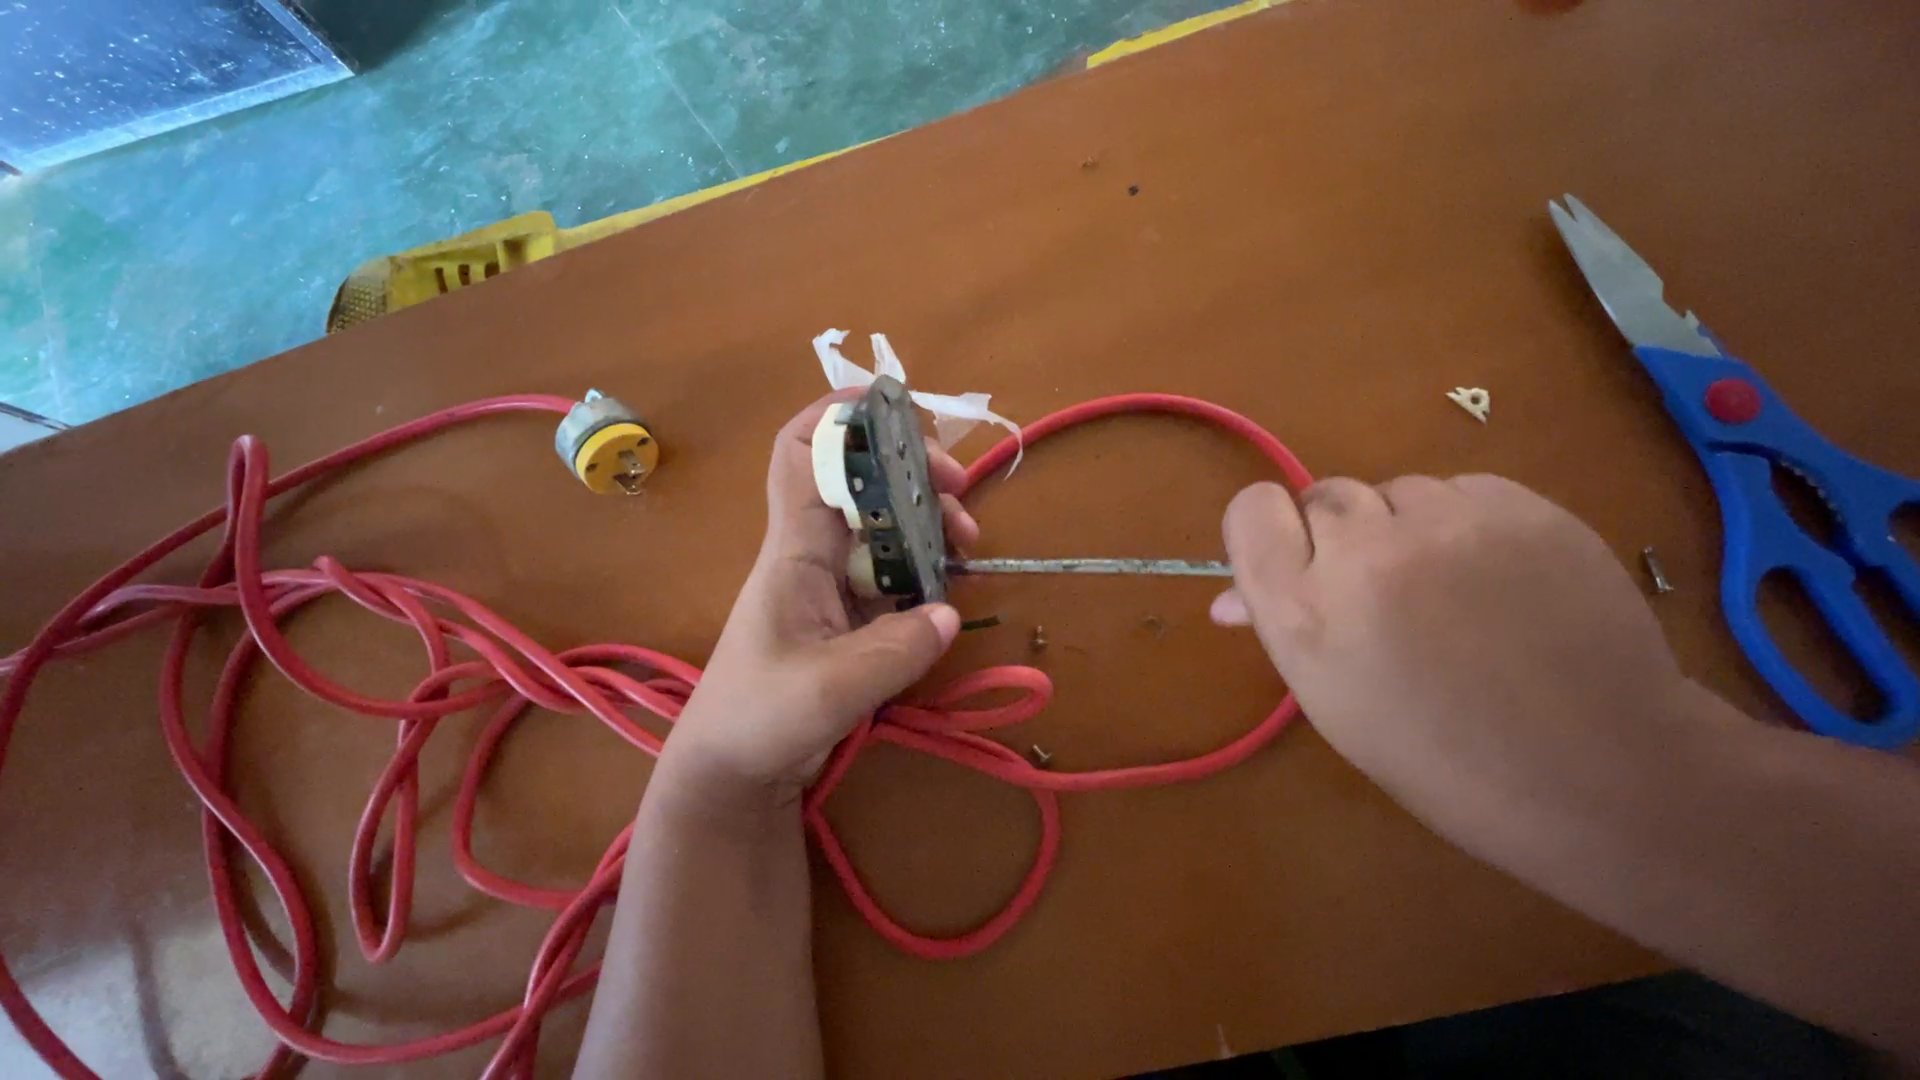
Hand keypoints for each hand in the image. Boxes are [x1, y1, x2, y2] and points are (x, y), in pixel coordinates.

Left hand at [661, 392, 976, 805]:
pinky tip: (955, 584)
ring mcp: (836, 586)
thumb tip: (950, 612)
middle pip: (863, 483)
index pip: (802, 454)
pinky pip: (897, 575)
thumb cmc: (757, 719)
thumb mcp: (826, 689)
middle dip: (913, 471)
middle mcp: (816, 554)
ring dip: (930, 521)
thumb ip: (892, 651)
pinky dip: (929, 569)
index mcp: (794, 549)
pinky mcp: (855, 619)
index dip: (839, 417)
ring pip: (887, 527)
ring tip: (970, 544)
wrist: (733, 772)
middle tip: (961, 492)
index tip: (895, 408)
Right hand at [1210, 475, 1693, 841]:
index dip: (1271, 530)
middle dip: (1341, 534)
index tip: (1296, 560)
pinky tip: (1499, 576)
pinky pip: (1465, 491)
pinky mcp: (1525, 509)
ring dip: (1406, 526)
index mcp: (1303, 610)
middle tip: (1382, 590)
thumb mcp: (1330, 698)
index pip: (1251, 509)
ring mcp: (1450, 524)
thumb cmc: (1436, 752)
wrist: (1594, 769)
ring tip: (1449, 588)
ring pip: (1397, 491)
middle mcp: (1364, 553)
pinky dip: (1467, 523)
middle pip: (1324, 495)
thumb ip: (1278, 626)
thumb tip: (1230, 597)